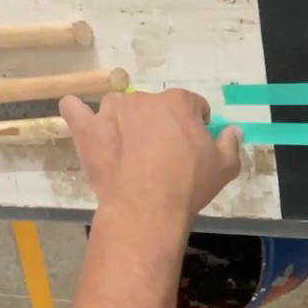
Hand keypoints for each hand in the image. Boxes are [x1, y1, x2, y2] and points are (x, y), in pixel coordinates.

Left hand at [59, 89, 242, 227]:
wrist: (146, 208)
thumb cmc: (189, 184)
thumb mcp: (225, 167)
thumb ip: (230, 143)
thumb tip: (233, 130)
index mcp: (179, 103)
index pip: (193, 104)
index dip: (197, 123)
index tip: (195, 143)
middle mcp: (144, 99)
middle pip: (155, 105)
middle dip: (160, 123)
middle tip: (163, 152)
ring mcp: (111, 111)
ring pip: (119, 107)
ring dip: (124, 120)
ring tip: (128, 148)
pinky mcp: (86, 128)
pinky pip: (75, 109)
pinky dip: (78, 112)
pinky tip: (83, 119)